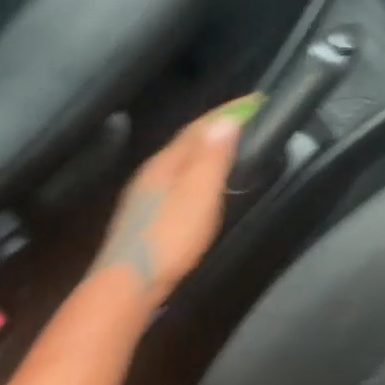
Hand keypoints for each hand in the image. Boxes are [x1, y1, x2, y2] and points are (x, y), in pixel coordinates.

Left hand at [89, 97, 254, 305]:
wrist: (127, 284)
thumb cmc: (168, 239)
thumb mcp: (198, 196)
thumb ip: (211, 159)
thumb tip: (226, 121)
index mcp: (166, 163)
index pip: (199, 127)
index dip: (227, 111)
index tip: (256, 99)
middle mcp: (152, 172)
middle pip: (187, 140)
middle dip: (217, 125)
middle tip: (247, 118)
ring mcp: (145, 195)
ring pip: (180, 160)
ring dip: (206, 147)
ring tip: (230, 144)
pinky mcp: (146, 216)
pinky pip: (177, 178)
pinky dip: (196, 169)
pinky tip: (202, 182)